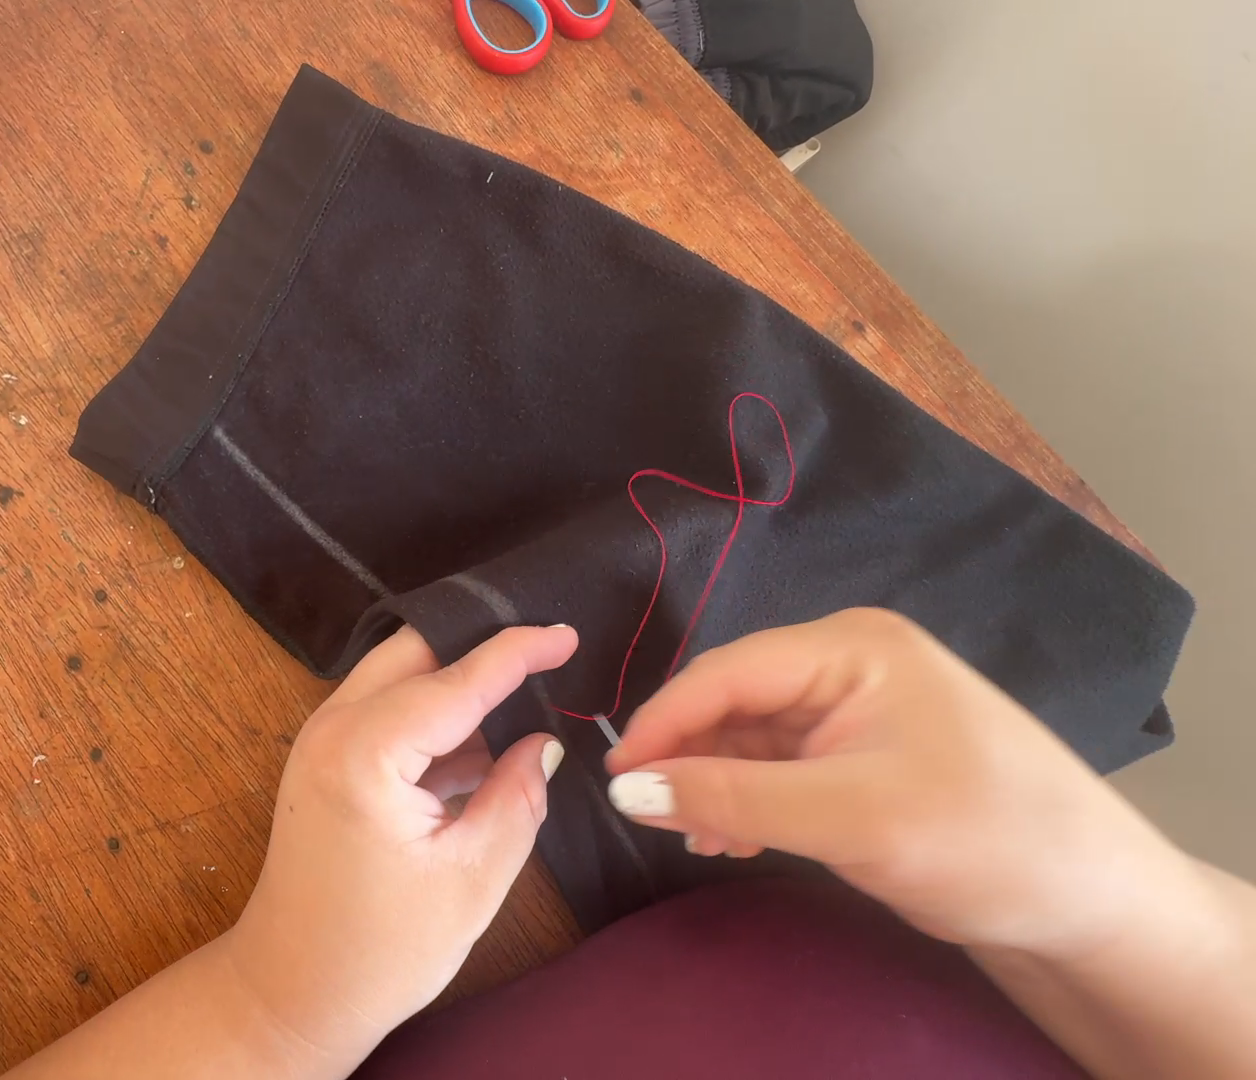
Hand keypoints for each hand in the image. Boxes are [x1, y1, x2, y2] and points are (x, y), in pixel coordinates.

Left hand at [223, 624, 575, 1068]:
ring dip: (453, 684)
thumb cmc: (381, 950)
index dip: (515, 652)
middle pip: (414, 655)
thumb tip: (544, 741)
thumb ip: (516, 798)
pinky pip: (383, 709)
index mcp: (365, 753)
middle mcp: (331, 726)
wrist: (292, 988)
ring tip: (521, 701)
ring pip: (397, 676)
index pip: (455, 682)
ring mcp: (319, 737)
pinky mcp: (323, 755)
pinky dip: (429, 717)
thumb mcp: (470, 879)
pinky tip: (476, 746)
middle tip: (544, 654)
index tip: (565, 632)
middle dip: (476, 648)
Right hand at [604, 608, 1192, 959]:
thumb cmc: (988, 845)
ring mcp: (843, 706)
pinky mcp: (846, 748)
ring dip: (712, 786)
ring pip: (740, 736)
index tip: (615, 778)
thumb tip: (623, 789)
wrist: (1104, 917)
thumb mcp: (849, 820)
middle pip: (727, 702)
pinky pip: (766, 763)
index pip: (724, 675)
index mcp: (848, 648)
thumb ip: (729, 798)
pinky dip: (741, 799)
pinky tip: (732, 836)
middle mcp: (839, 663)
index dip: (662, 724)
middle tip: (659, 818)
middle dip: (690, 761)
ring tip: (702, 839)